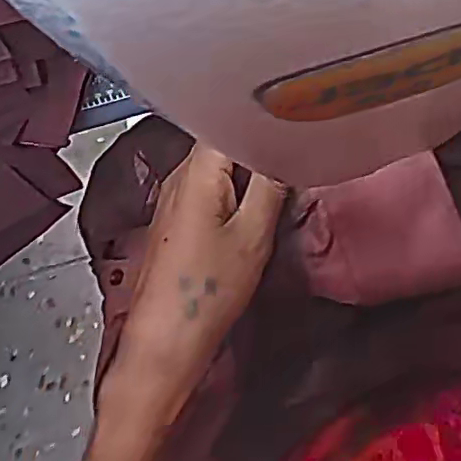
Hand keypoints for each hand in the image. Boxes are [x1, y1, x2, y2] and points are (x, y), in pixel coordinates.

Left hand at [101, 143, 284, 435]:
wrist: (164, 343)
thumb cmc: (209, 288)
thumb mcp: (254, 234)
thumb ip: (271, 184)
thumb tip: (284, 147)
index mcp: (196, 171)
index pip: (228, 120)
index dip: (261, 117)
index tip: (291, 118)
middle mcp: (178, 176)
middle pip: (223, 142)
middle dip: (259, 144)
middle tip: (295, 148)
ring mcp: (174, 198)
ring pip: (218, 166)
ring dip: (248, 169)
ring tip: (282, 175)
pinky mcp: (177, 219)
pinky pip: (210, 187)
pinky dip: (235, 190)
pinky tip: (255, 204)